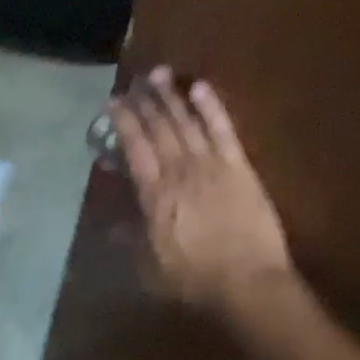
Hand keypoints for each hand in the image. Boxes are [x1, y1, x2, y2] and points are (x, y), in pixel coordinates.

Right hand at [109, 67, 293, 304]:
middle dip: (145, 101)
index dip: (122, 121)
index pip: (134, 146)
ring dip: (171, 96)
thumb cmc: (194, 279)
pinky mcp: (240, 169)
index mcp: (154, 192)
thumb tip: (110, 223)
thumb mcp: (148, 265)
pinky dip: (211, 108)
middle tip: (135, 79)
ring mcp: (212, 166)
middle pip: (159, 128)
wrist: (249, 284)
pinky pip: (223, 131)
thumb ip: (129, 239)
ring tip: (159, 74)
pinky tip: (200, 87)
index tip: (113, 101)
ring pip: (186, 122)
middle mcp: (179, 170)